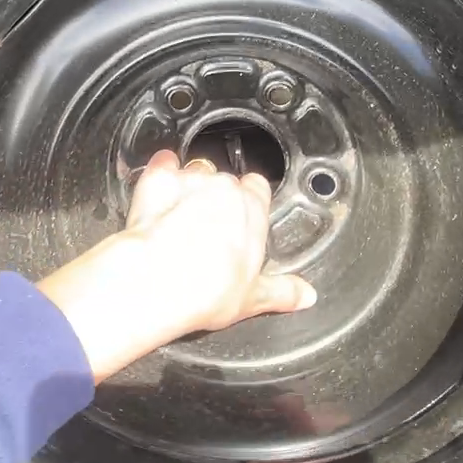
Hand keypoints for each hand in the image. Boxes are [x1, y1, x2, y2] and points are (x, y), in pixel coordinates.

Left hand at [37, 150, 317, 382]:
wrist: (157, 281)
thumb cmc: (206, 289)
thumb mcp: (253, 299)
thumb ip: (283, 291)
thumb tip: (305, 295)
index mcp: (252, 209)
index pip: (259, 188)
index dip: (250, 201)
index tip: (244, 217)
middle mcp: (224, 187)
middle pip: (225, 180)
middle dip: (217, 198)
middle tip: (208, 229)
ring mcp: (190, 180)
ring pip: (195, 170)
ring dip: (189, 185)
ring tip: (179, 214)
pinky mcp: (157, 179)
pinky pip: (163, 164)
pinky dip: (161, 172)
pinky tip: (159, 190)